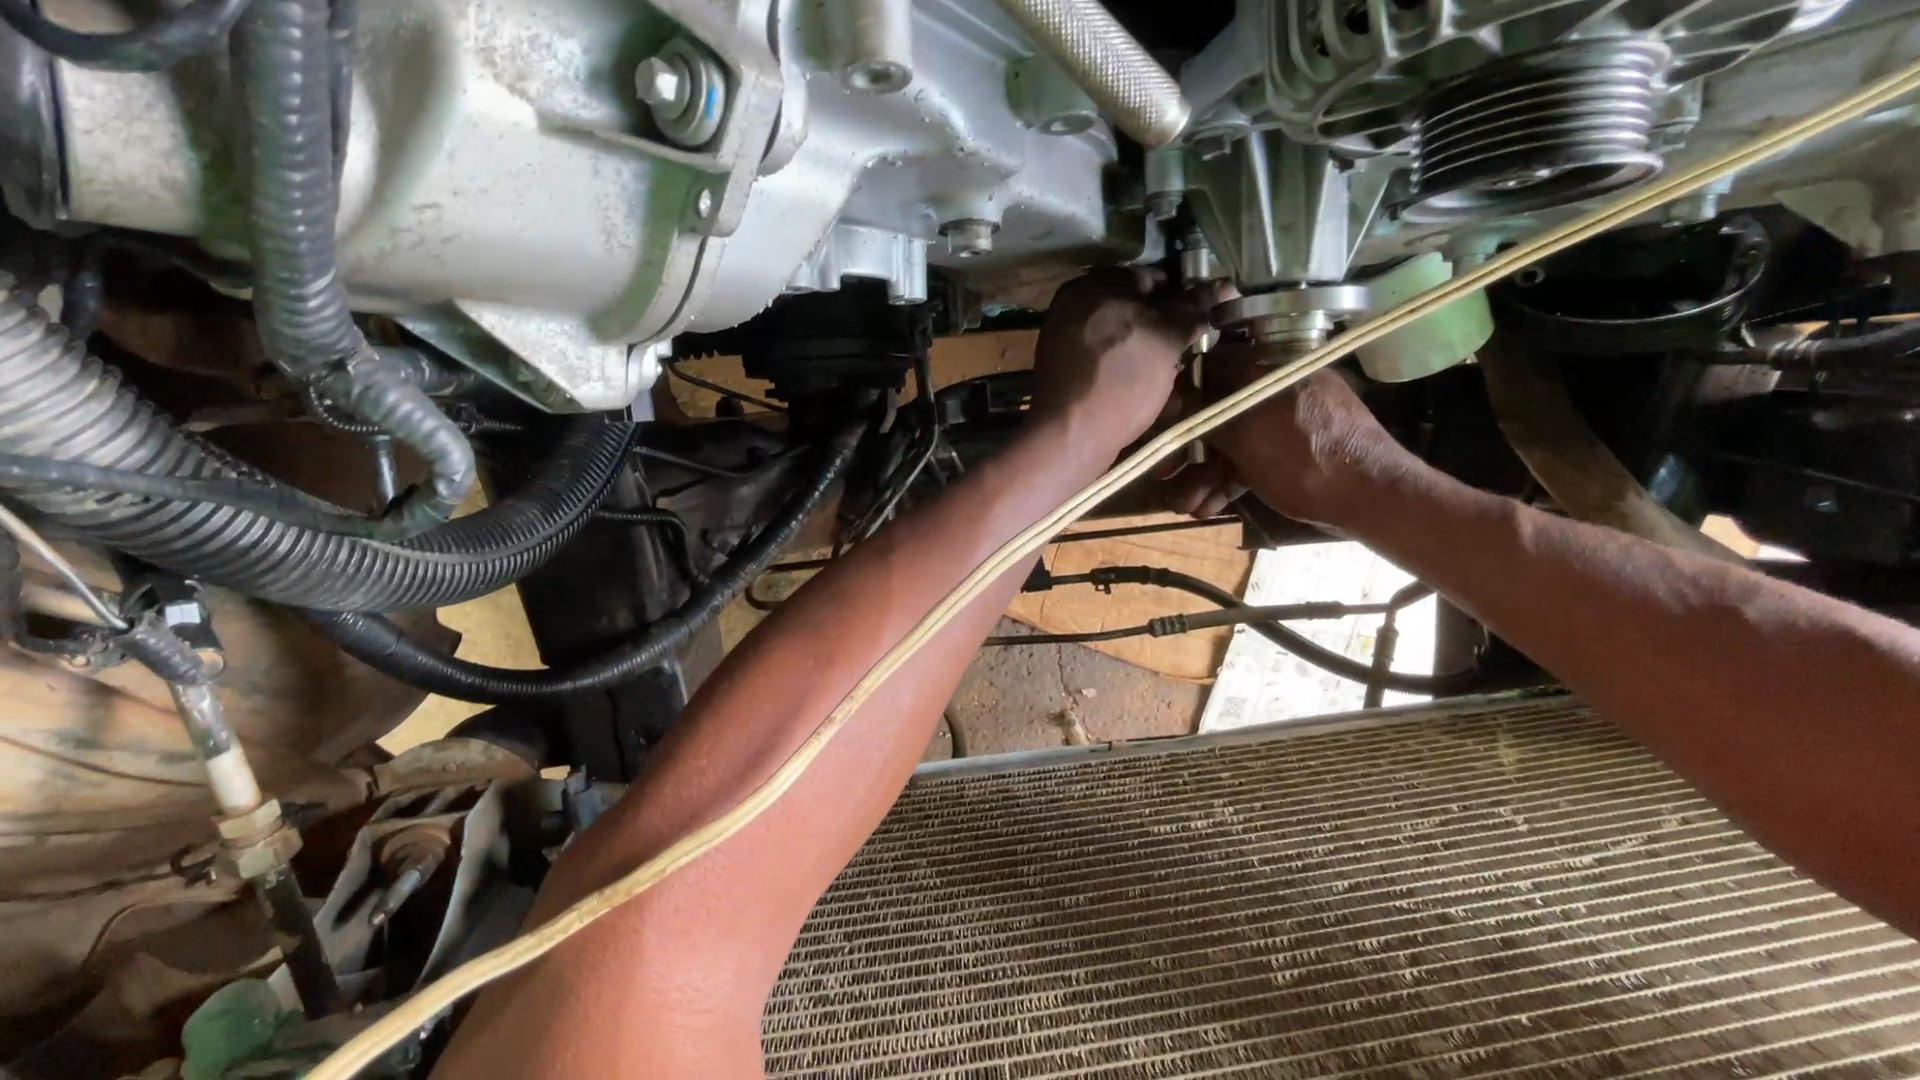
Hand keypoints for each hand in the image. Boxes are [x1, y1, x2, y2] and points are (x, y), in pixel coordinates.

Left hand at [1028, 269, 1220, 447]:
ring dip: (1150, 348)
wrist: (1070, 436)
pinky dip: (1128, 367)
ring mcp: (1066, 338)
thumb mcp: (1166, 339)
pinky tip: (1146, 386)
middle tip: (1191, 347)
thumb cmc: (1121, 380)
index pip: (1153, 277)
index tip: (1207, 316)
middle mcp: (1075, 304)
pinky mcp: (1066, 370)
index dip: (1185, 295)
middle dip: (1165, 325)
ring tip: (1172, 369)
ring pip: (1122, 334)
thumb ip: (1193, 310)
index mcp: (1095, 284)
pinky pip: (1106, 358)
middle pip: (1135, 306)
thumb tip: (1223, 285)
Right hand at [1168, 346, 1416, 527]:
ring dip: (1204, 475)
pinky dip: (1230, 482)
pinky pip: (1253, 461)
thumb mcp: (1246, 434)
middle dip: (1188, 449)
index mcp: (1271, 369)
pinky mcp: (1294, 453)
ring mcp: (1288, 423)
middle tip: (1162, 475)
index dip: (1179, 394)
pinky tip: (1208, 509)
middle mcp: (1277, 390)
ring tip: (1184, 506)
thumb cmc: (1304, 458)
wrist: (1371, 497)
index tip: (1156, 421)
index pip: (1212, 367)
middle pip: (1218, 412)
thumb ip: (1208, 415)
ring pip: (1234, 443)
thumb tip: (1173, 400)